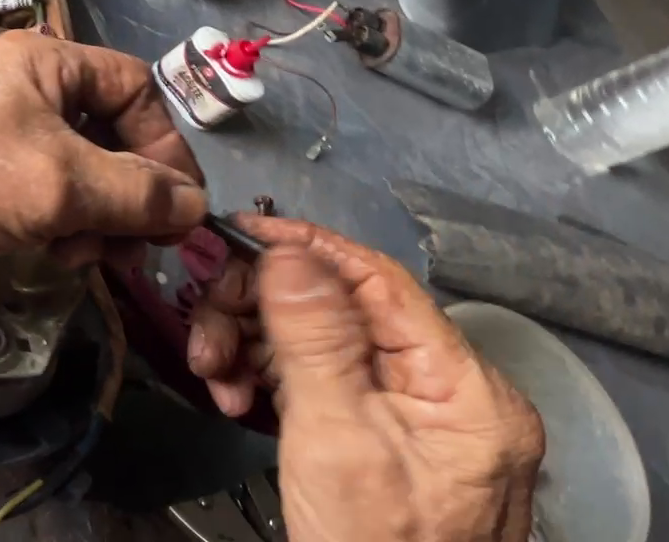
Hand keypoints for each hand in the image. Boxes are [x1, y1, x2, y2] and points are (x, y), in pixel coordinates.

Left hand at [0, 30, 205, 266]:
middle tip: (131, 247)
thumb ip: (139, 193)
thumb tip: (196, 205)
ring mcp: (7, 124)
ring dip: (96, 217)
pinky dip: (62, 220)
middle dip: (128, 195)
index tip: (178, 205)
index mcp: (47, 62)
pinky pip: (50, 187)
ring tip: (82, 254)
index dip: (165, 145)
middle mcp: (30, 84)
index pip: (136, 89)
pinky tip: (53, 251)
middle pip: (113, 134)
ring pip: (84, 169)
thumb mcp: (60, 184)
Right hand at [189, 217, 545, 541]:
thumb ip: (313, 337)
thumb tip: (288, 249)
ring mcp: (403, 408)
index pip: (380, 281)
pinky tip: (231, 397)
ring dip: (246, 346)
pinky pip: (305, 373)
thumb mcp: (335, 436)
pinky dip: (259, 376)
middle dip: (256, 313)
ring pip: (307, 336)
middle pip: (331, 307)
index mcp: (462, 387)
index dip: (307, 246)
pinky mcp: (367, 426)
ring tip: (212, 377)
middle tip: (206, 333)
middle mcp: (439, 387)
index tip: (238, 231)